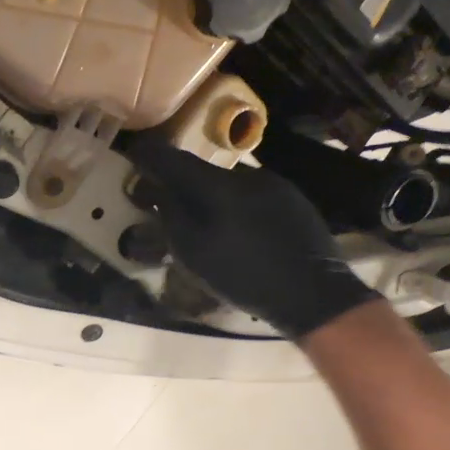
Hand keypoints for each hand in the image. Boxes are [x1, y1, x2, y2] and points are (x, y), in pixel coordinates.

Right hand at [129, 140, 379, 338]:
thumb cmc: (245, 277)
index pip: (175, 160)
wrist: (315, 295)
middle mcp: (248, 176)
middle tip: (165, 196)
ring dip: (211, 194)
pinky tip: (236, 226)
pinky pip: (252, 194)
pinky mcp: (294, 200)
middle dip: (182, 181)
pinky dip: (235, 203)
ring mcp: (276, 186)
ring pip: (230, 183)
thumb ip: (171, 218)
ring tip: (202, 216)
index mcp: (220, 186)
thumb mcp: (194, 254)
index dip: (150, 156)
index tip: (133, 153)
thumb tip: (156, 193)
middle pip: (204, 171)